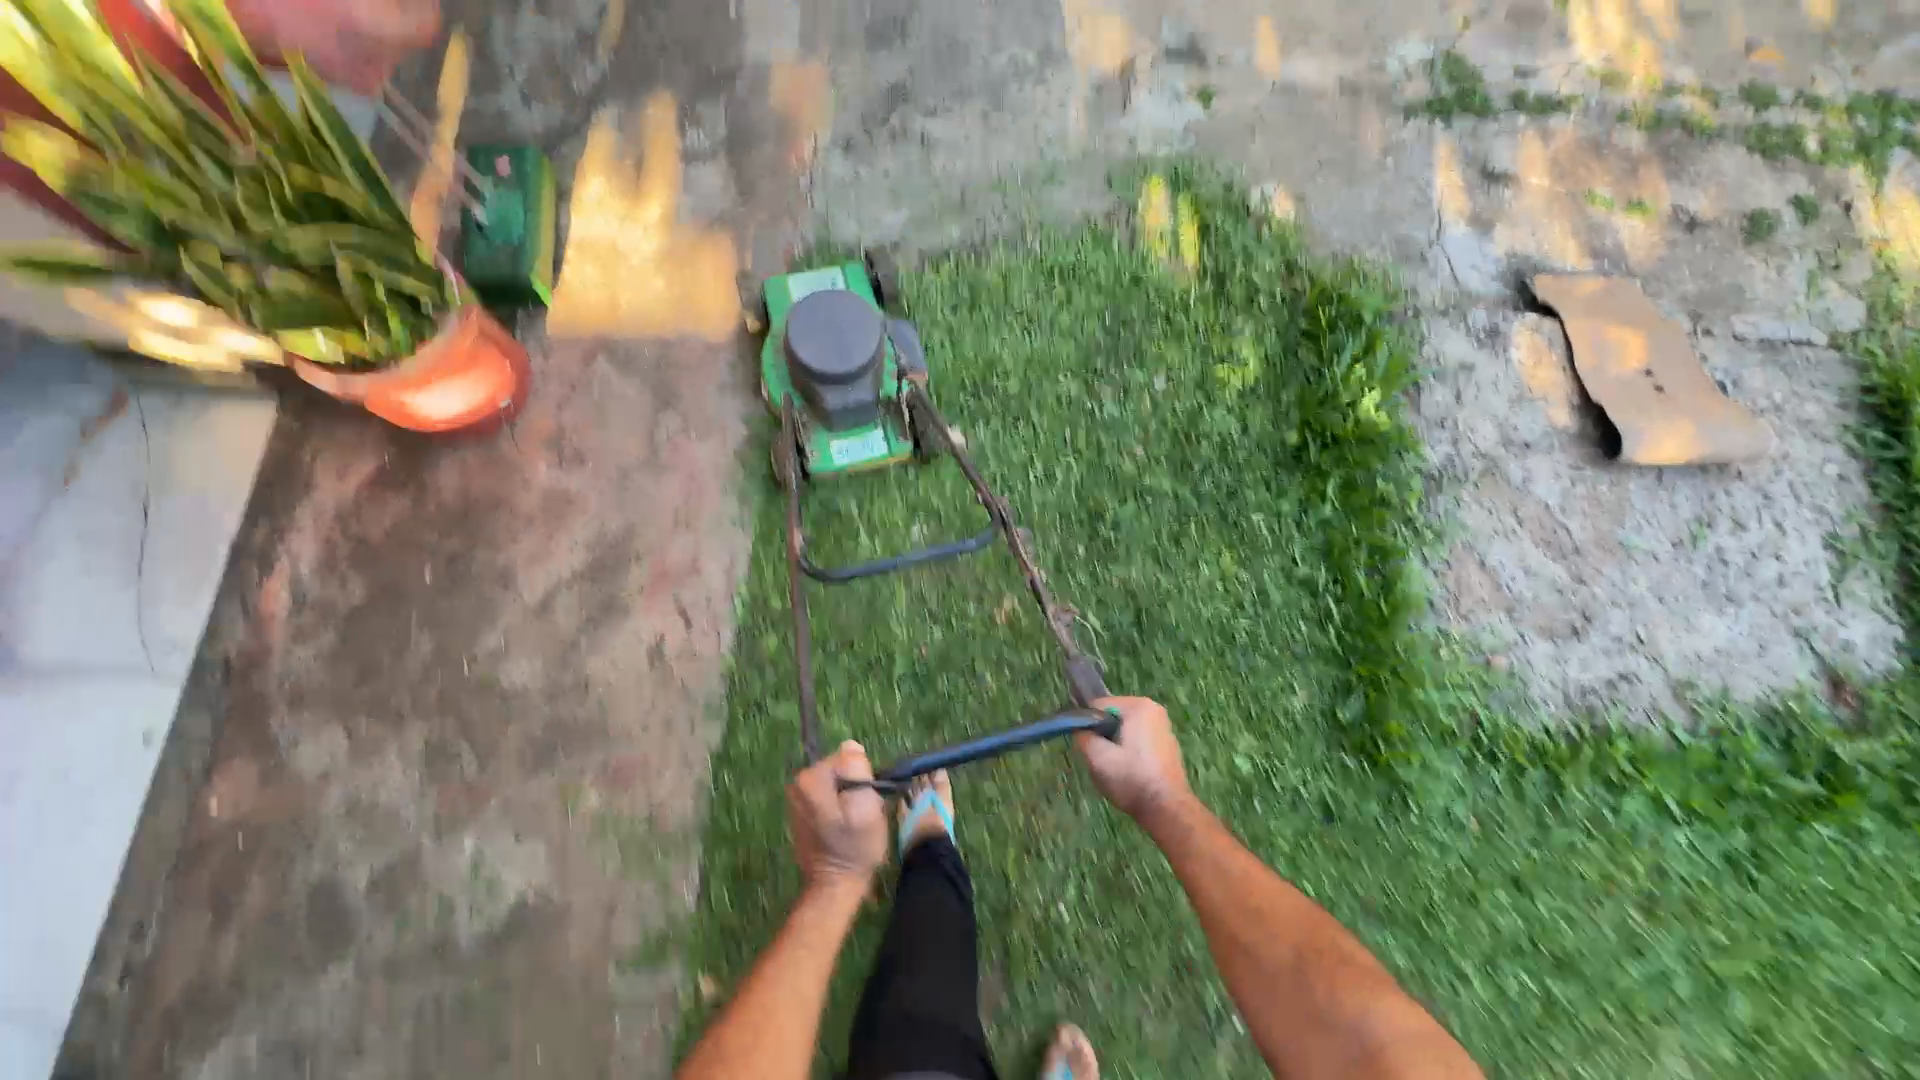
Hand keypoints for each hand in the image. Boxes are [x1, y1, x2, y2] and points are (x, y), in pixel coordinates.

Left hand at [787, 741, 887, 890]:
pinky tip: (842, 826)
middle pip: (841, 768)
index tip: (865, 803)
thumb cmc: (855, 848)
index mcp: (811, 778)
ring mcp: (797, 797)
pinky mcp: (801, 809)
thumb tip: (850, 745)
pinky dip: (838, 806)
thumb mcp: (865, 807)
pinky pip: (828, 795)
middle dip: (855, 787)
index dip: (863, 779)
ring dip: (848, 798)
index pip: (848, 759)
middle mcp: (798, 782)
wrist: (835, 884)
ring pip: (836, 782)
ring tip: (852, 823)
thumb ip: (856, 769)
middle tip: (861, 815)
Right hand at [1075, 696, 1190, 819]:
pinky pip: (1137, 740)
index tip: (1089, 747)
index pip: (1098, 706)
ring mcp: (1163, 728)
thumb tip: (1080, 730)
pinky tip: (1129, 772)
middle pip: (1112, 717)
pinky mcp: (1166, 745)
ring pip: (1124, 730)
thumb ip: (1082, 735)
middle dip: (1103, 736)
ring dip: (1114, 745)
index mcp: (1139, 706)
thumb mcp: (1097, 757)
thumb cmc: (1131, 778)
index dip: (1087, 725)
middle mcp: (1154, 710)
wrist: (1166, 808)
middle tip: (1102, 760)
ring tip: (1115, 768)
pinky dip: (1129, 752)